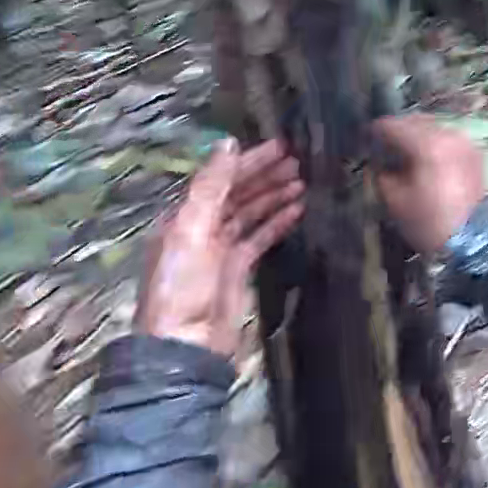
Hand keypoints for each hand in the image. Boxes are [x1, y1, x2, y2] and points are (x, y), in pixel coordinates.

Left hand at [136, 138, 303, 356]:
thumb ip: (210, 188)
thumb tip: (229, 144)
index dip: (249, 161)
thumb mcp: (192, 231)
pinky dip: (278, 220)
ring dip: (275, 195)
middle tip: (300, 160)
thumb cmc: (184, 286)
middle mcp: (200, 229)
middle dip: (265, 175)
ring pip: (251, 212)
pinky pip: (261, 235)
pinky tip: (299, 209)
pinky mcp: (238, 267)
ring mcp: (220, 249)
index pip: (220, 180)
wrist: (187, 343)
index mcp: (183, 218)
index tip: (282, 145)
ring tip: (304, 182)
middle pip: (236, 194)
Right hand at [372, 115, 487, 255]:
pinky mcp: (478, 153)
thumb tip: (379, 162)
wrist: (474, 236)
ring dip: (420, 133)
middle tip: (384, 142)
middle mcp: (451, 136)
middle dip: (401, 128)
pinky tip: (427, 156)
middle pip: (419, 121)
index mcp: (428, 145)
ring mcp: (468, 143)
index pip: (396, 126)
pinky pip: (452, 138)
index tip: (366, 135)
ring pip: (437, 127)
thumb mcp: (395, 199)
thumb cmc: (429, 221)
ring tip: (405, 149)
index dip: (378, 130)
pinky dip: (437, 141)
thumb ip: (382, 173)